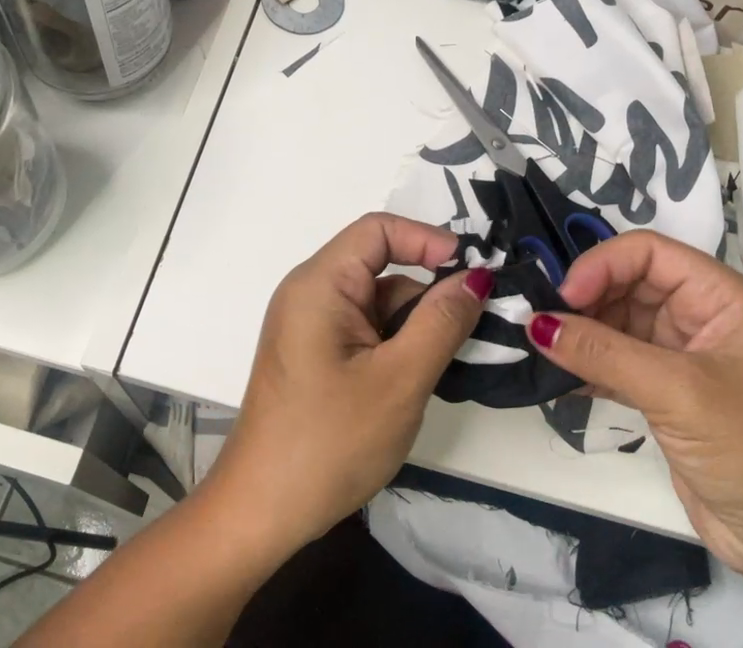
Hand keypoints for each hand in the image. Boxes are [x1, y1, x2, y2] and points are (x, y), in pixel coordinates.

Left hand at [206, 213, 488, 549]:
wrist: (264, 511)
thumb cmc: (330, 442)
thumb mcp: (399, 381)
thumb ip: (442, 322)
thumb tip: (476, 277)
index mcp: (319, 284)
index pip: (378, 230)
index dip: (428, 239)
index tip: (475, 270)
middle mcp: (310, 295)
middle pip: (381, 268)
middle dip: (429, 291)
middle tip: (478, 326)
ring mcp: (310, 328)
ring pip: (378, 304)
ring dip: (417, 324)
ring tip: (454, 362)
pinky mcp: (316, 357)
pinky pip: (366, 332)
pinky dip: (398, 346)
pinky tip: (422, 378)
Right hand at [525, 231, 742, 586]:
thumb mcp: (680, 393)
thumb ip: (604, 354)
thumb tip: (534, 323)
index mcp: (726, 300)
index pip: (651, 253)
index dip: (602, 265)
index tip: (561, 300)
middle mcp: (707, 322)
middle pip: (632, 285)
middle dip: (585, 300)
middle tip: (539, 328)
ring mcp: (690, 364)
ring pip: (622, 328)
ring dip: (582, 337)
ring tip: (540, 353)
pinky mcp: (674, 402)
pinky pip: (621, 368)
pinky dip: (590, 370)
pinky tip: (557, 380)